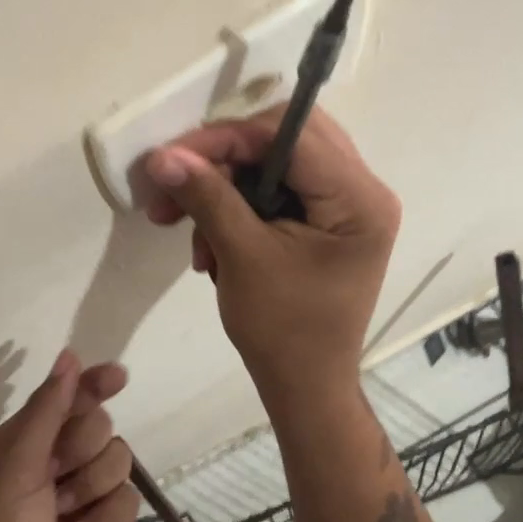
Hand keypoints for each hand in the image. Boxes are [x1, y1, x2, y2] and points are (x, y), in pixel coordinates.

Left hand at [0, 350, 139, 521]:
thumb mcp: (15, 467)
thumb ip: (47, 412)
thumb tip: (69, 356)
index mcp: (24, 442)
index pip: (67, 398)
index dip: (92, 385)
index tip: (118, 377)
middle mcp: (54, 462)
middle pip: (99, 425)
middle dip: (82, 449)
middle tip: (56, 478)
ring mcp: (83, 495)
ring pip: (119, 460)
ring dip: (93, 486)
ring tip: (66, 516)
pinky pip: (129, 499)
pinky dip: (108, 517)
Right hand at [144, 104, 400, 397]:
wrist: (304, 386)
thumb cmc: (283, 329)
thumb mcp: (241, 256)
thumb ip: (206, 196)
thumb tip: (161, 157)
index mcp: (358, 198)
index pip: (288, 134)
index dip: (224, 139)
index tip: (171, 160)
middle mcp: (361, 191)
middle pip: (282, 139)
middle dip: (221, 161)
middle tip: (174, 187)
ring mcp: (344, 206)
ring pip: (272, 164)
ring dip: (222, 190)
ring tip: (187, 233)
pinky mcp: (324, 222)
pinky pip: (274, 192)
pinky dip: (235, 210)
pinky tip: (211, 248)